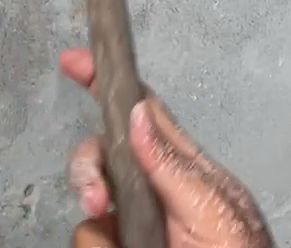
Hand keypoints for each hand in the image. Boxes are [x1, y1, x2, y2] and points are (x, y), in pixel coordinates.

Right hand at [60, 50, 273, 247]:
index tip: (74, 61)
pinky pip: (89, 242)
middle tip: (95, 201)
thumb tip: (136, 114)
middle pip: (102, 155)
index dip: (107, 81)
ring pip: (90, 209)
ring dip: (98, 231)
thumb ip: (173, 166)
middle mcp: (156, 193)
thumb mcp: (216, 215)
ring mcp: (138, 228)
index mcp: (186, 170)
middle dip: (88, 171)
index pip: (142, 110)